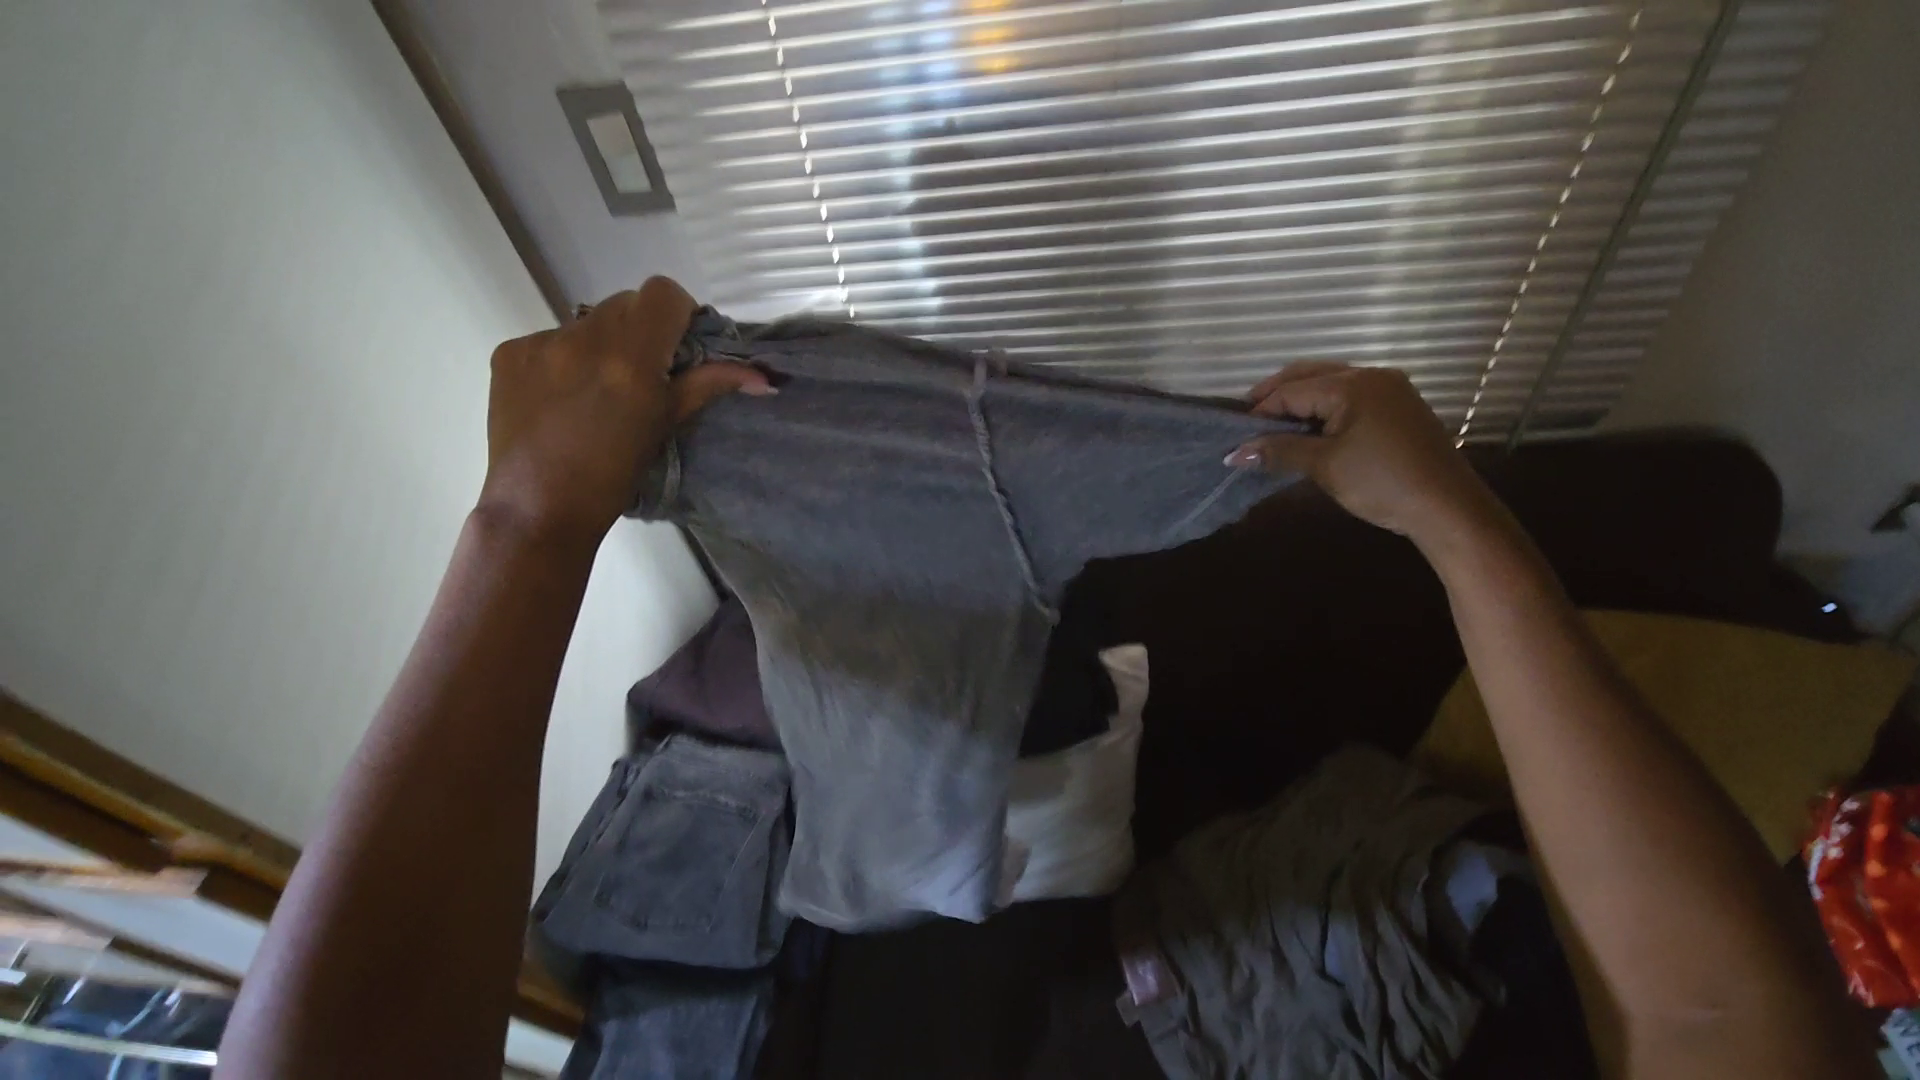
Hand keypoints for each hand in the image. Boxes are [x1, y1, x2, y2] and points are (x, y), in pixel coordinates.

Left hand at [477, 276, 770, 542]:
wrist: (540, 508)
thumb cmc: (615, 475)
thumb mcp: (667, 426)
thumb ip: (709, 386)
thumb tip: (762, 377)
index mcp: (630, 356)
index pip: (663, 292)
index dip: (677, 313)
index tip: (676, 348)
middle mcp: (584, 338)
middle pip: (626, 303)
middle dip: (641, 330)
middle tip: (642, 374)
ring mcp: (541, 343)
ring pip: (588, 322)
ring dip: (602, 345)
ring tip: (597, 393)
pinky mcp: (509, 353)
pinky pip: (550, 340)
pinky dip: (563, 360)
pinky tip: (561, 400)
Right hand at [1227, 362, 1496, 544]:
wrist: (1447, 508)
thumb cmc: (1382, 483)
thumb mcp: (1324, 466)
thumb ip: (1280, 451)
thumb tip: (1236, 452)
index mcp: (1353, 384)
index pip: (1292, 390)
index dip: (1260, 411)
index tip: (1235, 433)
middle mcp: (1372, 376)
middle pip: (1310, 375)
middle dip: (1276, 396)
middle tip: (1247, 422)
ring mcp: (1389, 389)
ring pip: (1330, 383)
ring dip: (1299, 401)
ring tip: (1272, 428)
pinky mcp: (1398, 407)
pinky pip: (1349, 396)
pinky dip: (1323, 408)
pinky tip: (1308, 429)